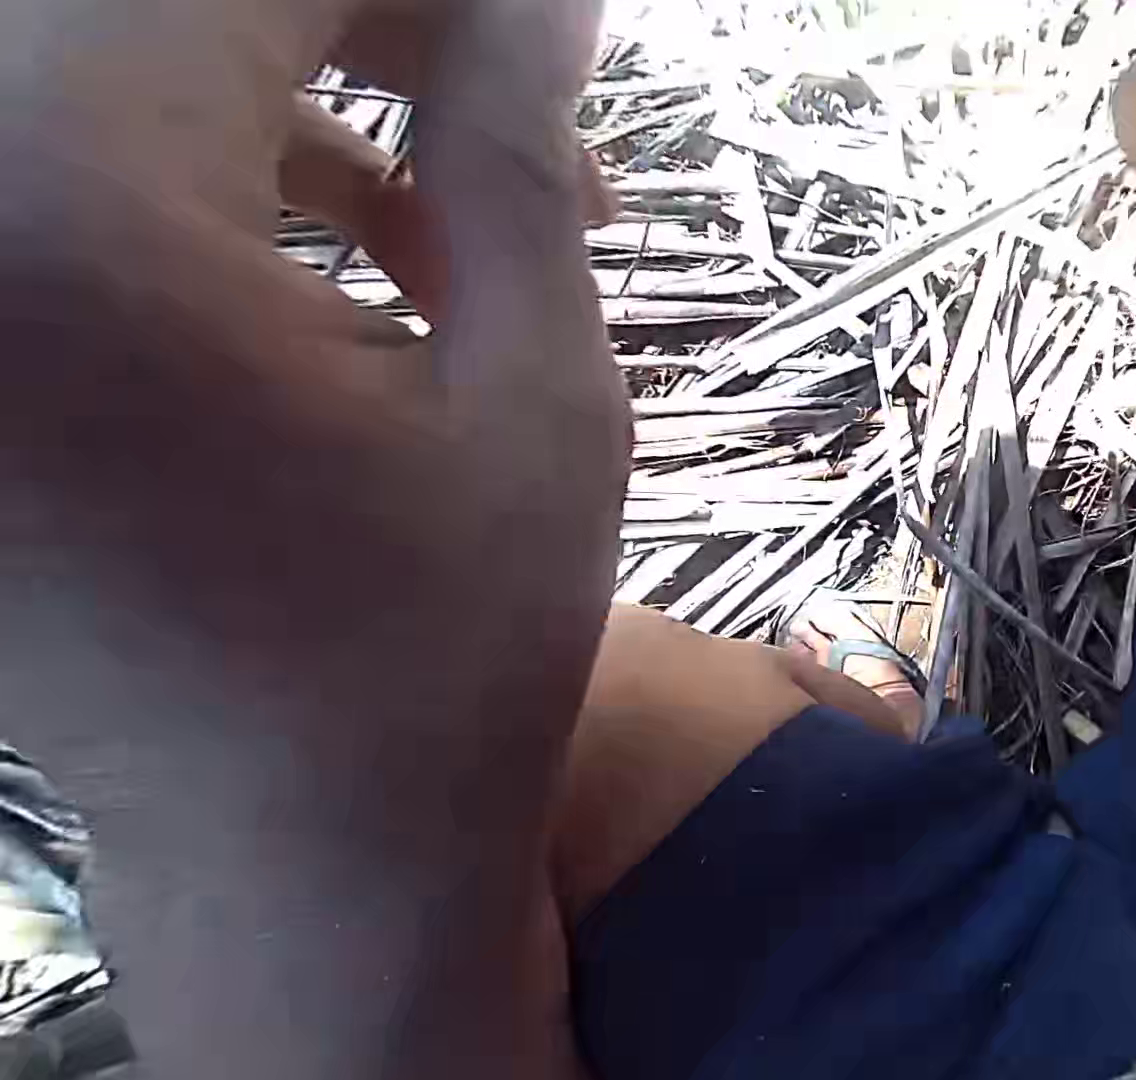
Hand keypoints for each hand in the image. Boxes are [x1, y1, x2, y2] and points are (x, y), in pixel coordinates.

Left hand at [0, 1, 617, 1075]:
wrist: (334, 822)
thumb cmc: (479, 628)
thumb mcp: (550, 400)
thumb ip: (527, 182)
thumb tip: (548, 18)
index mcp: (65, 222)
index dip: (434, 1)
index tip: (555, 36)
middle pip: (159, 13)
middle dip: (384, 46)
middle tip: (545, 135)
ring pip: (128, 92)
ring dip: (332, 128)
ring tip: (487, 240)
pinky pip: (90, 183)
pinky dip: (255, 194)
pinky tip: (388, 285)